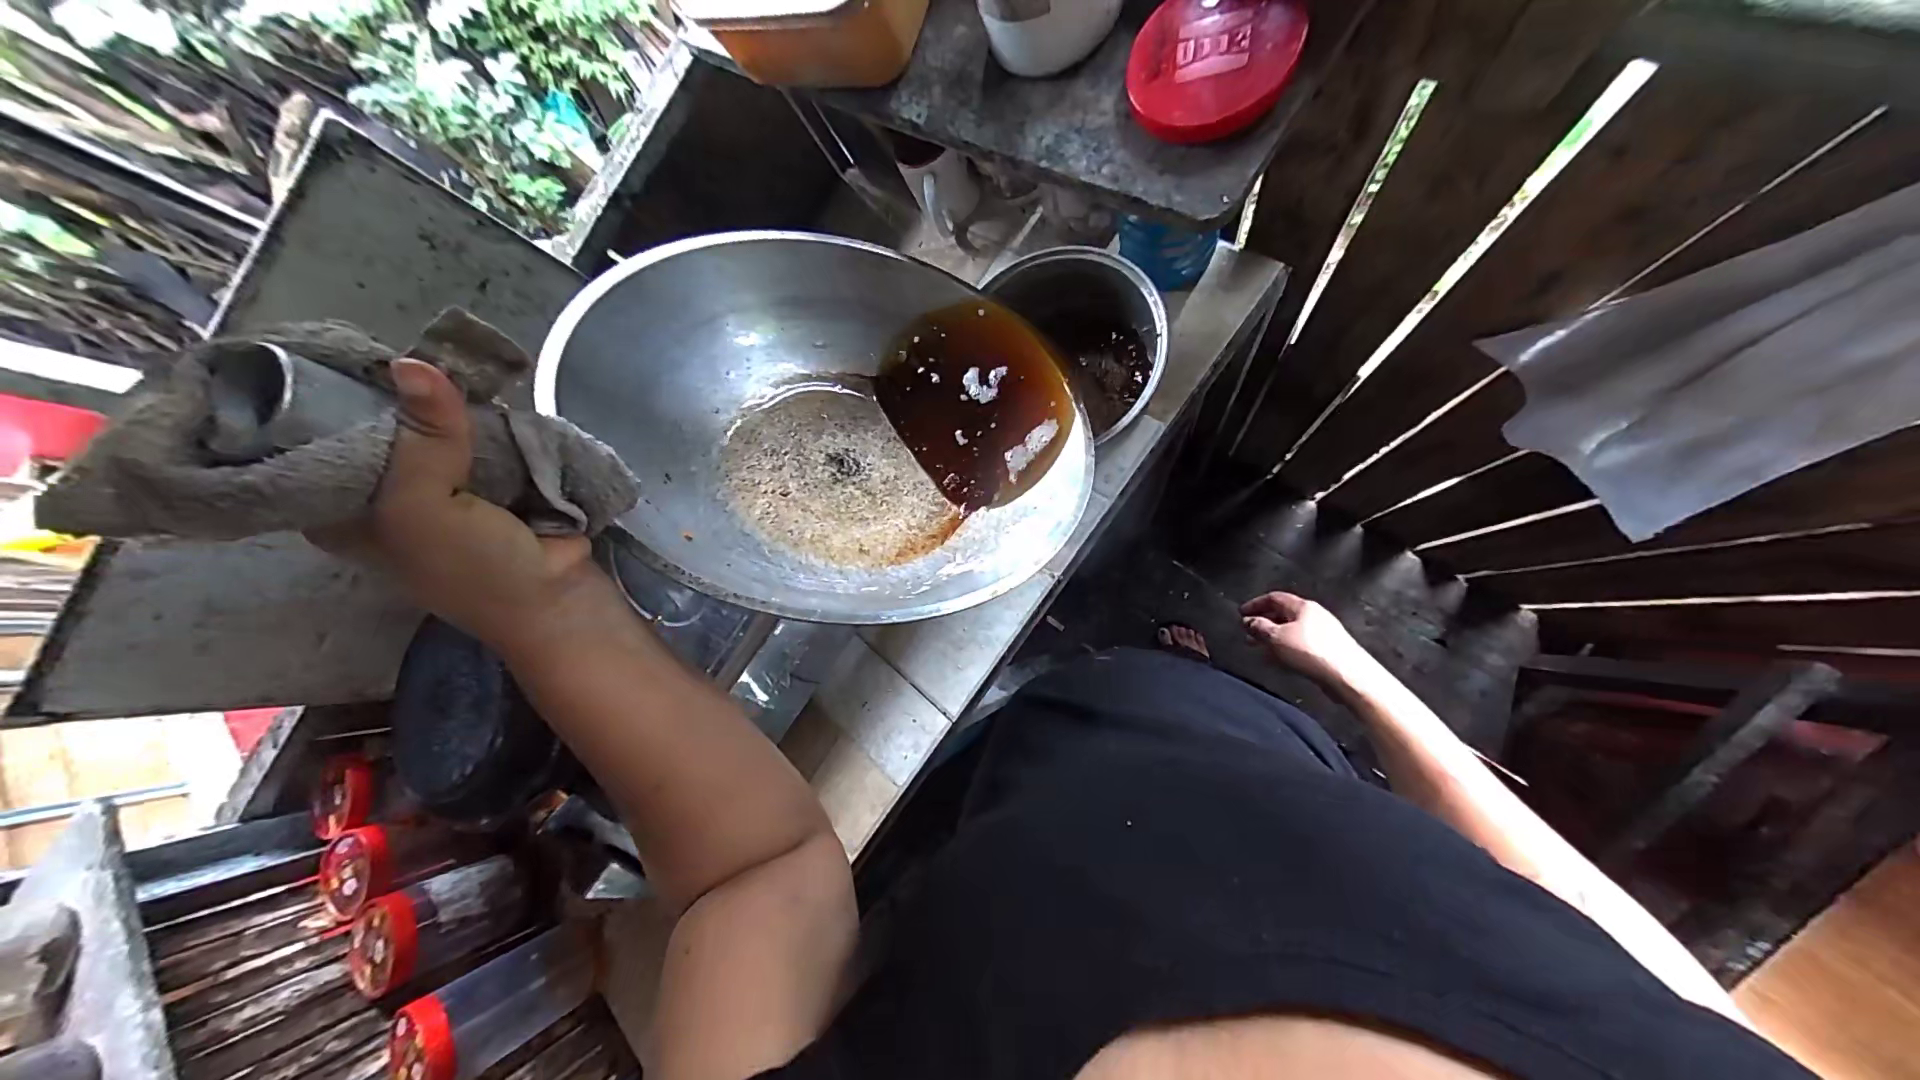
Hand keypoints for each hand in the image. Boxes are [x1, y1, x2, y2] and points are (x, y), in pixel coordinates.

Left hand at [309, 358, 597, 653]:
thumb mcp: (424, 510)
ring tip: (454, 360)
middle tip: (409, 350)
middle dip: (397, 393)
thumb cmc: (475, 569)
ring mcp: (445, 485)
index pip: (313, 441)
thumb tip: (415, 361)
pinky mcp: (496, 480)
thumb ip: (421, 440)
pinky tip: (491, 390)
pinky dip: (492, 418)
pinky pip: (484, 435)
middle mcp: (386, 492)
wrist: (561, 596)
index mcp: (341, 509)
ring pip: (435, 426)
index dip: (322, 396)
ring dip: (452, 403)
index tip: (342, 350)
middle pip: (380, 425)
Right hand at [1240, 591, 1379, 693]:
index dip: (1255, 604)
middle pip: (1283, 614)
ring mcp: (1323, 633)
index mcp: (1303, 607)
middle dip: (1263, 622)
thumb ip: (1259, 627)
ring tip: (1259, 647)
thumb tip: (1249, 621)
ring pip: (1291, 630)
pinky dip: (1285, 648)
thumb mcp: (1276, 637)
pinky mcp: (1327, 650)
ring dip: (1272, 637)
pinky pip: (1300, 644)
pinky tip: (1278, 659)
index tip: (1242, 613)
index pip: (1274, 598)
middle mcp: (1314, 616)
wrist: (1347, 676)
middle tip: (1248, 631)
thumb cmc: (1312, 652)